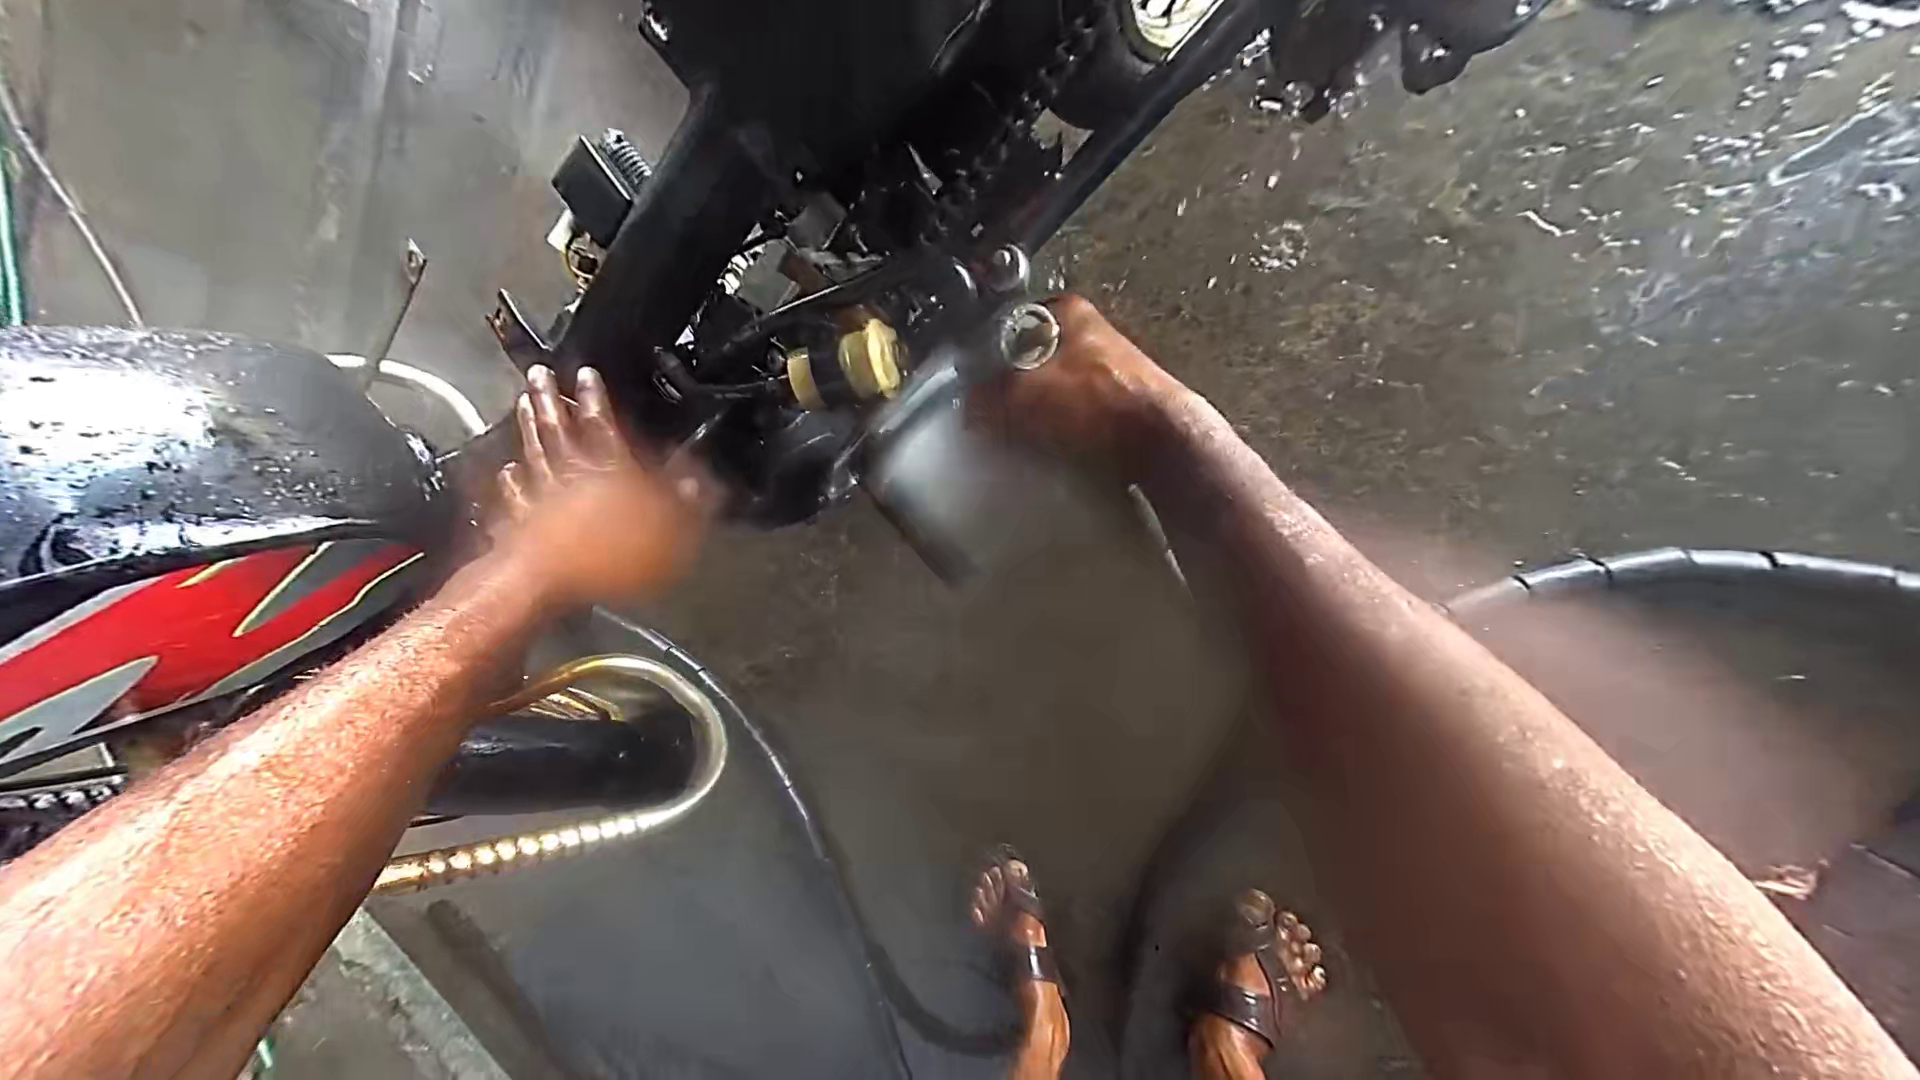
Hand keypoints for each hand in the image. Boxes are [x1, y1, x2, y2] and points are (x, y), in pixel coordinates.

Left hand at [487, 364, 712, 609]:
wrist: (552, 581)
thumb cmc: (615, 554)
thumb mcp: (672, 530)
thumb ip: (686, 502)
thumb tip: (699, 481)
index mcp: (611, 470)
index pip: (602, 423)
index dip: (594, 397)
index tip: (584, 373)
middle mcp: (572, 473)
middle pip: (558, 428)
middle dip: (549, 397)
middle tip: (537, 373)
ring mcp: (542, 495)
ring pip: (533, 450)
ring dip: (527, 425)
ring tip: (522, 402)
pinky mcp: (521, 519)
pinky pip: (514, 492)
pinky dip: (510, 478)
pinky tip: (508, 468)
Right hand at [974, 295, 1198, 481]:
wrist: (1160, 445)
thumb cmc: (1102, 406)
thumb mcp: (1026, 395)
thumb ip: (988, 397)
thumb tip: (970, 406)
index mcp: (1067, 313)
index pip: (1007, 326)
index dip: (985, 358)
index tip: (974, 385)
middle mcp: (1088, 335)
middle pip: (1026, 362)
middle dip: (1008, 390)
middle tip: (993, 414)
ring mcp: (1103, 371)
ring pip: (1047, 392)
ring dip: (1031, 415)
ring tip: (1022, 436)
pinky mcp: (1112, 406)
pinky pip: (1068, 417)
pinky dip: (1055, 431)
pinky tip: (1052, 448)